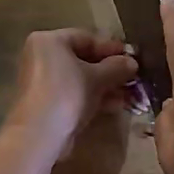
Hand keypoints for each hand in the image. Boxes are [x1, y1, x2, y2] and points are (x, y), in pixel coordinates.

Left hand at [6, 28, 137, 151]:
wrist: (40, 134)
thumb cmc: (67, 94)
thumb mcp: (97, 78)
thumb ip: (116, 67)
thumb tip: (132, 62)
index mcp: (49, 41)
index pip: (86, 38)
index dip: (111, 47)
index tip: (132, 56)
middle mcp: (42, 57)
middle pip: (83, 59)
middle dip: (110, 70)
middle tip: (133, 76)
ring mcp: (42, 81)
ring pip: (80, 78)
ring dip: (106, 85)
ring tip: (130, 93)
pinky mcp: (46, 102)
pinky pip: (74, 92)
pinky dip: (93, 96)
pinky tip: (116, 104)